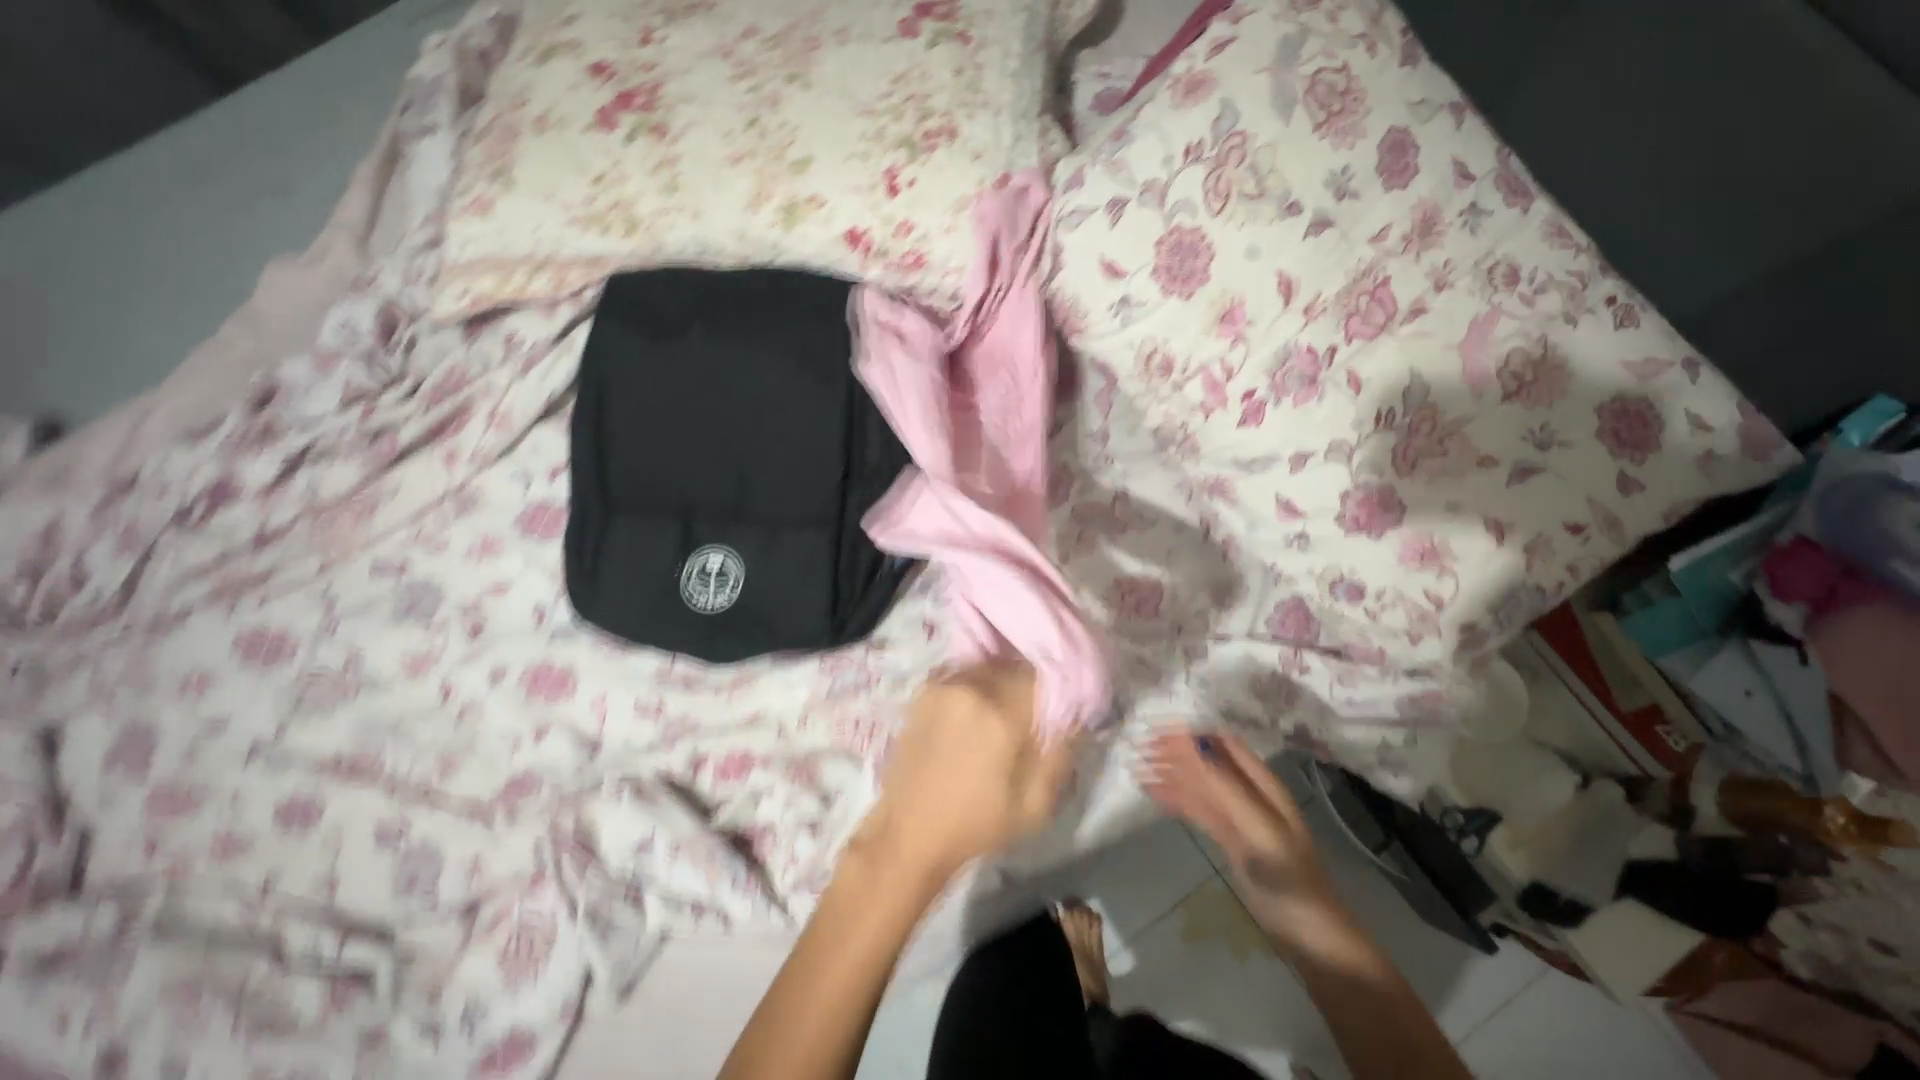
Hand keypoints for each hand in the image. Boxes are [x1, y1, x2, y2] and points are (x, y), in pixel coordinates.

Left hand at [857, 660, 1075, 882]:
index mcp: (1000, 713)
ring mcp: (942, 687)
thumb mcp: (1033, 805)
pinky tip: (975, 714)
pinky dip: (974, 687)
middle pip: (1012, 666)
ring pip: (985, 668)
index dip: (1055, 687)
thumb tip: (1071, 721)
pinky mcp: (922, 694)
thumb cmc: (975, 824)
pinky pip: (961, 677)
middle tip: (1033, 711)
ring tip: (1004, 713)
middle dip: (1027, 684)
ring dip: (1000, 682)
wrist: (908, 832)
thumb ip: (1058, 757)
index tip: (1060, 706)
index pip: (1041, 675)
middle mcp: (971, 688)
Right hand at [1140, 730, 1343, 952]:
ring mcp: (1238, 816)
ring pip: (1199, 785)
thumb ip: (1227, 786)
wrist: (1307, 930)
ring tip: (1137, 767)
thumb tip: (1195, 743)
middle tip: (1138, 748)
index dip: (1191, 733)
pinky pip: (1198, 809)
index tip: (1156, 730)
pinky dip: (1176, 798)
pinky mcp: (1229, 837)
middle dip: (1175, 751)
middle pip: (1208, 761)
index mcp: (1263, 784)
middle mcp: (1250, 793)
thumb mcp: (1259, 829)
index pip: (1223, 743)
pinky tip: (1153, 792)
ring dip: (1171, 773)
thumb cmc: (1289, 877)